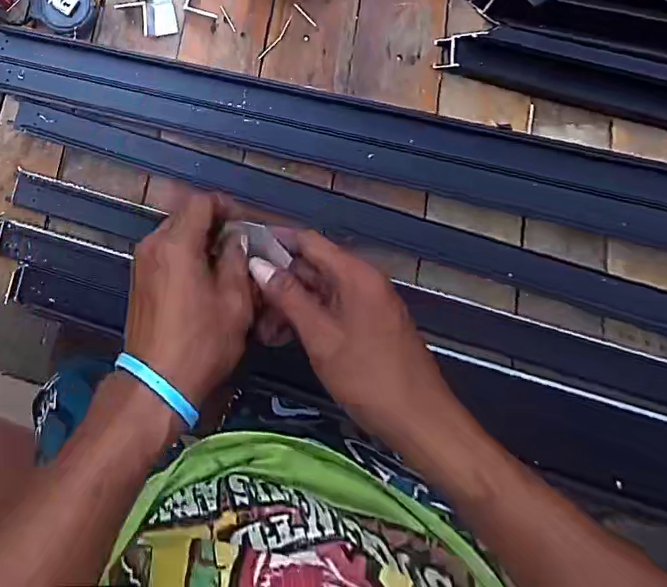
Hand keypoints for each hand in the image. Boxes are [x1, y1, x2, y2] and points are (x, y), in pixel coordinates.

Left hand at [125, 193, 253, 410]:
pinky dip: (185, 254)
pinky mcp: (139, 276)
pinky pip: (165, 251)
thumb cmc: (201, 342)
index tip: (246, 223)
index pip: (200, 202)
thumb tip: (236, 239)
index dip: (226, 206)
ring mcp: (142, 259)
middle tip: (241, 244)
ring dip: (200, 240)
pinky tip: (205, 276)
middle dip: (214, 224)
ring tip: (227, 262)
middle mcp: (152, 243)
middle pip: (185, 215)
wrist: (157, 379)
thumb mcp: (234, 302)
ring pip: (174, 233)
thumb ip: (237, 261)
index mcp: (175, 243)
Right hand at [249, 229, 460, 448]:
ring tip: (261, 327)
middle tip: (246, 298)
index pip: (307, 239)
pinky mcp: (368, 323)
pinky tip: (283, 336)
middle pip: (310, 265)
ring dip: (288, 302)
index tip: (242, 247)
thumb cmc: (370, 378)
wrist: (424, 426)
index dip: (273, 239)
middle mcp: (363, 280)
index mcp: (355, 274)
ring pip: (317, 289)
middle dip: (277, 279)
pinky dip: (306, 316)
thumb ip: (287, 296)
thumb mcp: (320, 337)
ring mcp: (367, 302)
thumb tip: (257, 264)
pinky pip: (330, 307)